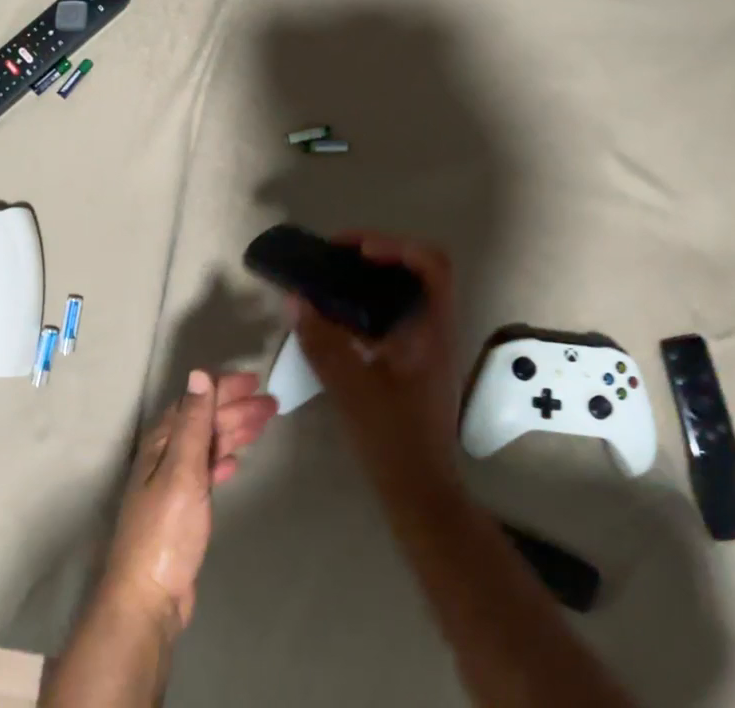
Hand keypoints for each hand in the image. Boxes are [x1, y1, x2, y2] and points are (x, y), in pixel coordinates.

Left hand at [101, 369, 277, 629]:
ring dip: (232, 432)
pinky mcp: (181, 510)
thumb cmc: (166, 531)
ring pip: (206, 446)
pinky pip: (205, 472)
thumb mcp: (183, 472)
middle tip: (272, 403)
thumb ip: (193, 424)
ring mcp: (171, 485)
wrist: (149, 595)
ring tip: (262, 425)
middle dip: (235, 409)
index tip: (255, 380)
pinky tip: (234, 464)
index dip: (224, 389)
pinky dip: (221, 461)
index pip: (195, 403)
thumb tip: (199, 374)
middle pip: (202, 422)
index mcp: (161, 444)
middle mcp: (163, 458)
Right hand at [290, 233, 462, 494]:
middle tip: (337, 258)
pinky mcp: (416, 364)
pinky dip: (371, 307)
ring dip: (374, 280)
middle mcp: (438, 331)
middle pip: (421, 271)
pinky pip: (397, 318)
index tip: (354, 251)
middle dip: (380, 255)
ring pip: (408, 295)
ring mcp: (429, 348)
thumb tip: (296, 299)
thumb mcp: (350, 387)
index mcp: (432, 329)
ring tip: (333, 282)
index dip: (395, 245)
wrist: (419, 490)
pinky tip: (340, 323)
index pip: (432, 264)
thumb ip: (322, 340)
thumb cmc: (392, 437)